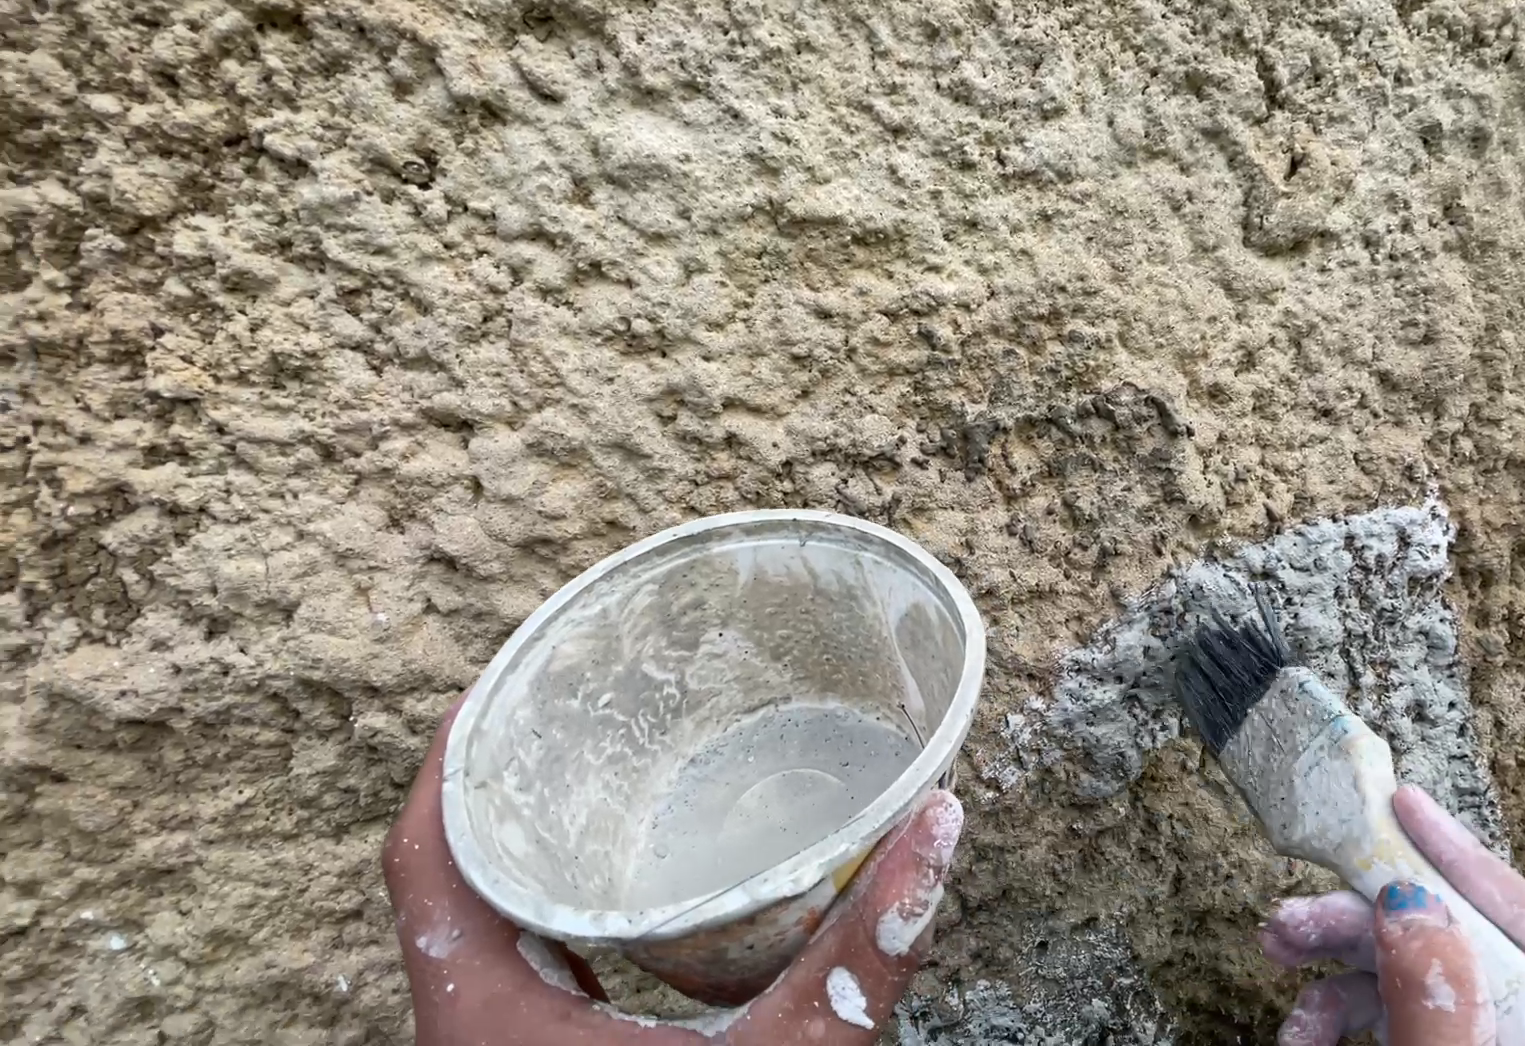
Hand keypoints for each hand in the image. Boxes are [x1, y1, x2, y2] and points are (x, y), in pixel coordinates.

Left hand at [382, 698, 961, 1044]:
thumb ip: (860, 957)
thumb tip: (938, 823)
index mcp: (489, 1021)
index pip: (427, 859)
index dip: (454, 758)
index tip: (504, 674)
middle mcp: (481, 1027)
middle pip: (455, 868)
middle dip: (502, 774)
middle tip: (573, 695)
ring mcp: (512, 1042)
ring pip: (491, 910)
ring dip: (531, 830)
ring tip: (602, 757)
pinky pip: (536, 947)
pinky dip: (567, 887)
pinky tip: (633, 867)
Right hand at [1259, 786, 1524, 1045]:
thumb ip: (1438, 1006)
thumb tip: (1407, 898)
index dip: (1465, 856)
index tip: (1398, 803)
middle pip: (1457, 950)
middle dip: (1360, 925)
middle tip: (1285, 921)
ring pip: (1419, 987)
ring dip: (1338, 978)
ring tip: (1280, 986)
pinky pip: (1405, 1029)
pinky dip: (1347, 1021)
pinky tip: (1306, 1036)